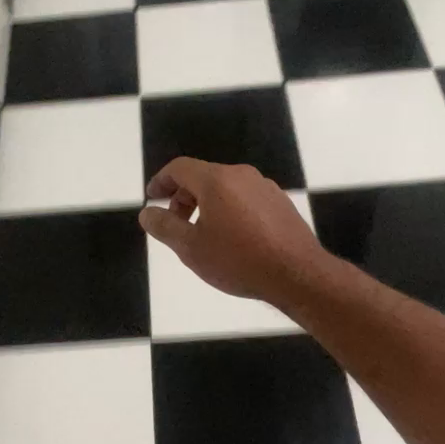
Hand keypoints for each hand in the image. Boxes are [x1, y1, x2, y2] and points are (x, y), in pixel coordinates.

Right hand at [138, 158, 331, 303]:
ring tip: (204, 236)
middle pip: (203, 177)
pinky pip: (246, 200)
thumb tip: (147, 213)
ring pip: (226, 189)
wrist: (297, 274)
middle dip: (183, 197)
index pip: (180, 168)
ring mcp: (265, 188)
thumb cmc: (238, 260)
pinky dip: (230, 211)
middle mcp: (242, 176)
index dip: (161, 181)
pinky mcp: (281, 204)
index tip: (152, 198)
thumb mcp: (191, 248)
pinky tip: (233, 240)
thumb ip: (164, 227)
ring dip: (207, 206)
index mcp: (216, 180)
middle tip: (176, 225)